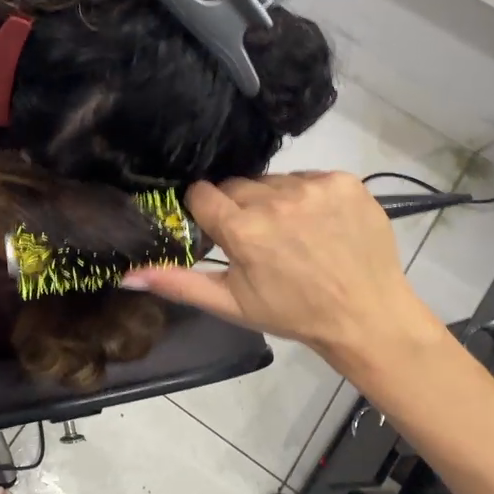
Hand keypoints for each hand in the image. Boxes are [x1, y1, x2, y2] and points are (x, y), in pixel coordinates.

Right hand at [123, 173, 441, 366]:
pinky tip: (316, 224)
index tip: (216, 230)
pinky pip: (308, 178)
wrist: (367, 316)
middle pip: (235, 186)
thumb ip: (177, 283)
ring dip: (272, 201)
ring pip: (271, 181)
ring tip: (289, 233)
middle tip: (256, 240)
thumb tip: (126, 275)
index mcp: (243, 230)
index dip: (204, 212)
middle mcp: (276, 200)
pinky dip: (306, 196)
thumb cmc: (291, 313)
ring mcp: (314, 188)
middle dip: (238, 208)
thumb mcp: (230, 303)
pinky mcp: (345, 182)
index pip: (201, 194)